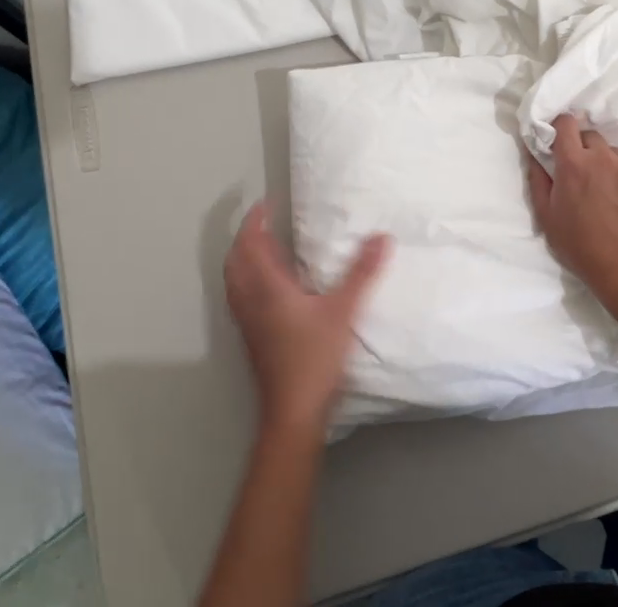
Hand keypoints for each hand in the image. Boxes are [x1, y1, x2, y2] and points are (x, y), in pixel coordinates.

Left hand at [224, 201, 388, 436]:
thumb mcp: (344, 311)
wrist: (293, 413)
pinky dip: (251, 282)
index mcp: (266, 289)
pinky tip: (273, 290)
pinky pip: (243, 299)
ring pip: (236, 282)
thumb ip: (362, 272)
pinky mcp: (254, 340)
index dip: (254, 221)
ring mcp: (248, 324)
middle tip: (266, 224)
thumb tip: (381, 237)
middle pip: (236, 261)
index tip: (266, 203)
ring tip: (268, 251)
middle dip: (246, 238)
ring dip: (246, 260)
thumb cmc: (314, 358)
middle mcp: (250, 302)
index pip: (250, 245)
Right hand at [527, 113, 617, 291]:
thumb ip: (538, 179)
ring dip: (609, 164)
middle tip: (584, 176)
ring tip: (610, 192)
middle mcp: (604, 156)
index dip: (561, 128)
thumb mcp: (546, 216)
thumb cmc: (579, 245)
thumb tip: (534, 154)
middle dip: (585, 150)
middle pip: (591, 137)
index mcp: (574, 163)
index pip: (566, 123)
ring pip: (616, 153)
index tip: (561, 141)